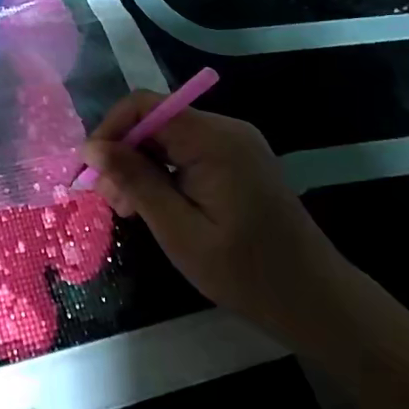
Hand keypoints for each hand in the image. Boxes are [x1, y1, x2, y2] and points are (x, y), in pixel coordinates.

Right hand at [82, 93, 357, 345]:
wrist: (317, 303)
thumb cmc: (246, 273)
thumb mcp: (178, 230)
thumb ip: (135, 181)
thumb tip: (92, 148)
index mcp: (214, 140)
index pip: (145, 105)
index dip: (110, 129)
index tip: (90, 170)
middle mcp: (226, 131)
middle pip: (154, 121)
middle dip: (123, 154)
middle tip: (108, 201)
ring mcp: (235, 146)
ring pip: (166, 138)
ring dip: (139, 167)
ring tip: (127, 210)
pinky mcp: (238, 163)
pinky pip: (185, 153)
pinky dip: (162, 173)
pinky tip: (153, 206)